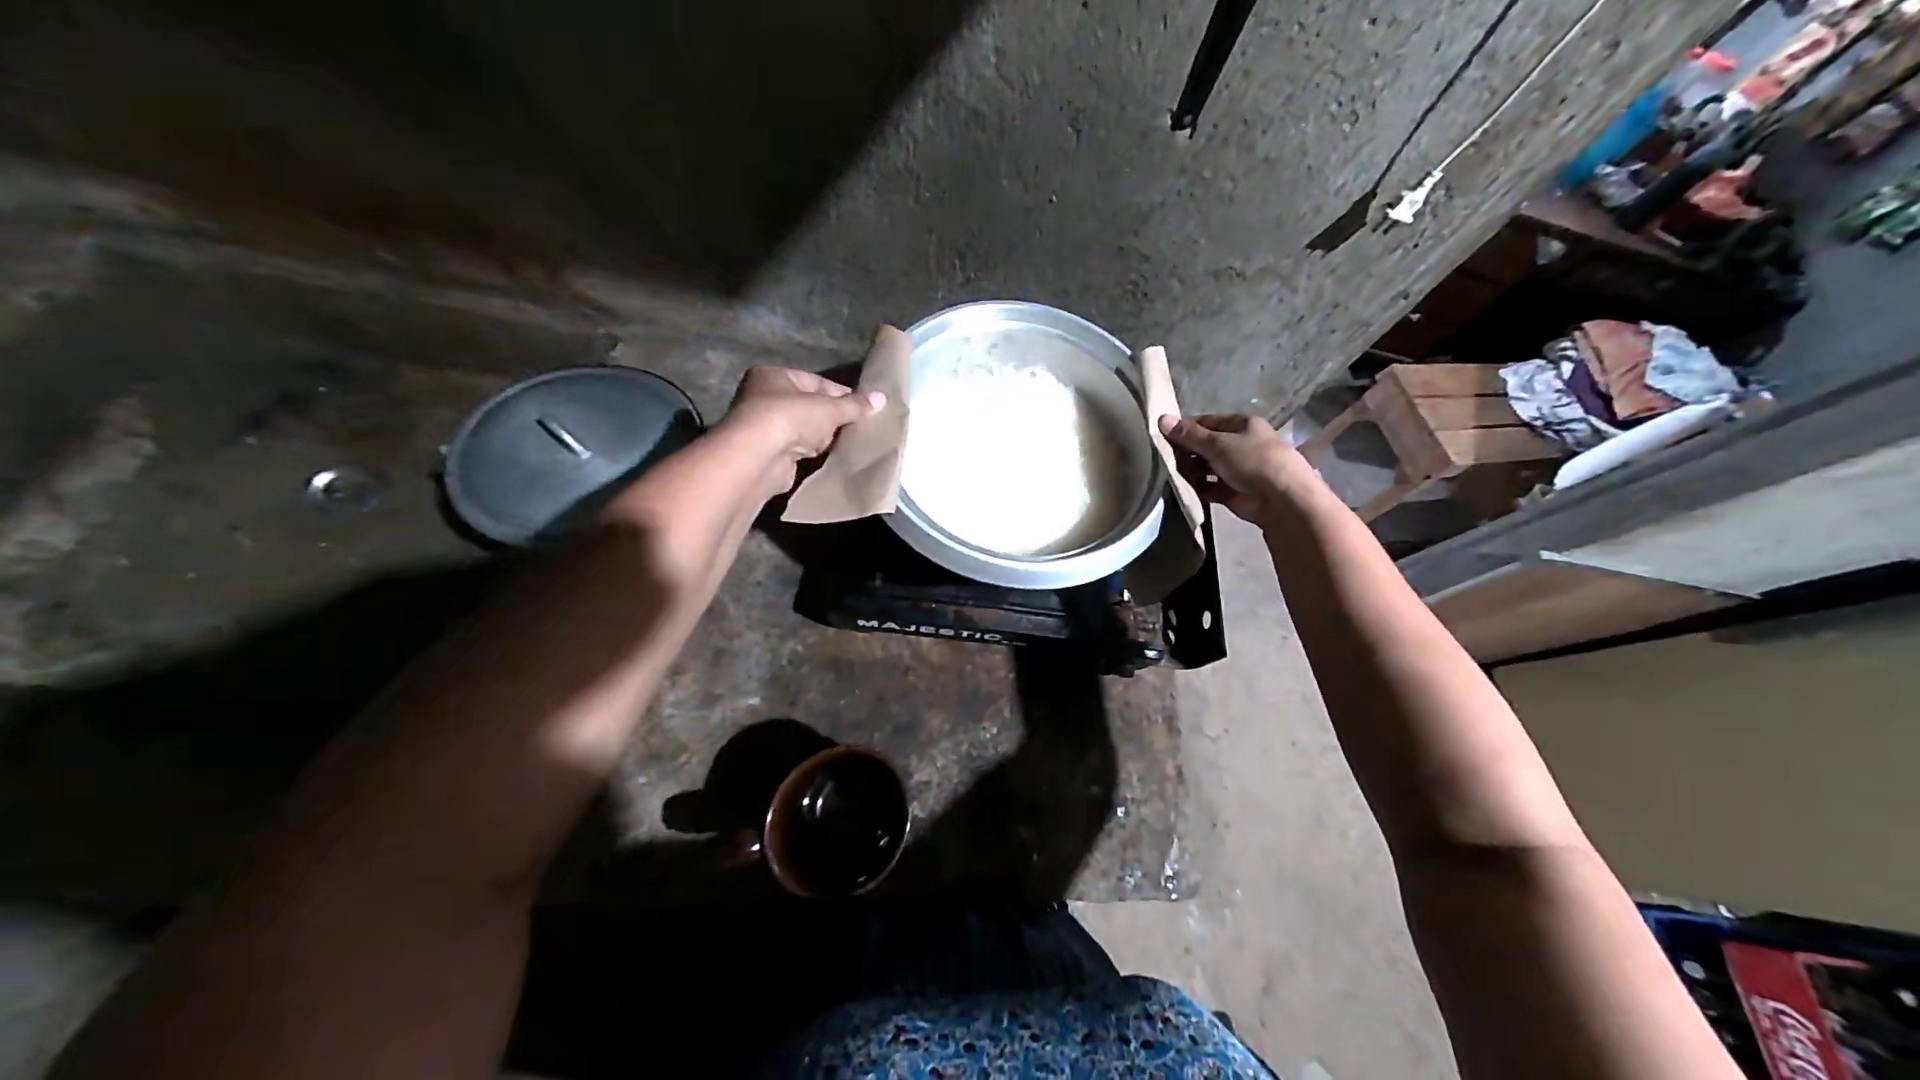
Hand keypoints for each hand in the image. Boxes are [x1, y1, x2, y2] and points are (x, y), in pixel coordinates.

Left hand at [720, 367, 885, 461]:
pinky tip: (828, 458)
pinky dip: (811, 453)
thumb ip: (854, 405)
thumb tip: (882, 397)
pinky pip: (796, 450)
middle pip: (807, 405)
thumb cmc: (791, 418)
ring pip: (802, 429)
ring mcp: (762, 427)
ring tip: (848, 442)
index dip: (841, 394)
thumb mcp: (829, 408)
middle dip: (831, 417)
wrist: (758, 457)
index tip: (864, 407)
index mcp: (773, 376)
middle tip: (858, 426)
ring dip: (821, 437)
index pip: (815, 382)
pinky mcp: (766, 454)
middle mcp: (762, 398)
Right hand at [1159, 413, 1320, 524]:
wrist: (1280, 499)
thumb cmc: (1252, 460)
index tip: (1165, 437)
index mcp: (1241, 425)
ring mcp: (1236, 469)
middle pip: (1205, 444)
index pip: (1206, 422)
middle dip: (1187, 451)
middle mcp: (1239, 445)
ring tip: (1178, 474)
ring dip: (1191, 470)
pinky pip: (1209, 486)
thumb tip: (1161, 419)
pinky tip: (1187, 488)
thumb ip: (1188, 435)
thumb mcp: (1217, 443)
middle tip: (1170, 458)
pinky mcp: (1232, 491)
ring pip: (1205, 466)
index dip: (1185, 428)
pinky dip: (1198, 487)